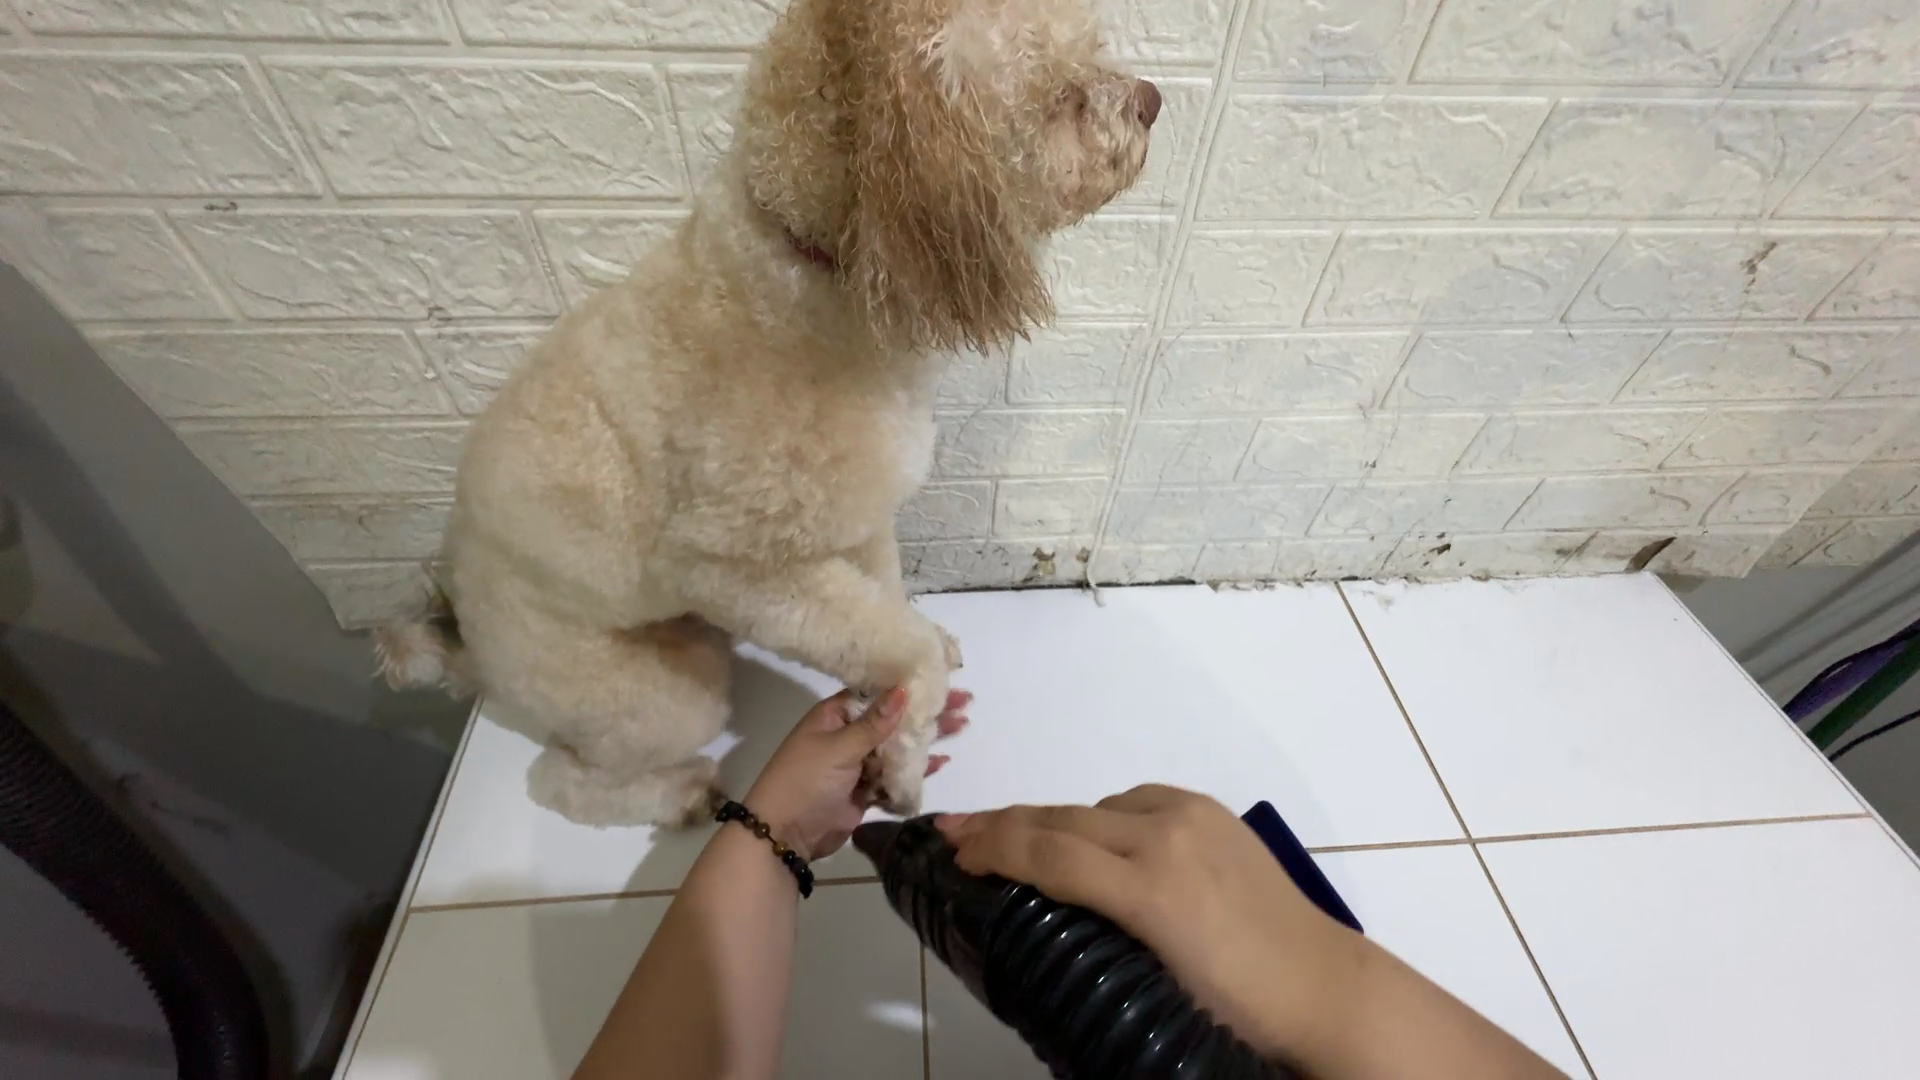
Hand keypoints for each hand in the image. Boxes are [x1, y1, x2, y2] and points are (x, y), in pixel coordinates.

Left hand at [745, 687, 969, 860]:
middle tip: (963, 702)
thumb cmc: (805, 781)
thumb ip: (876, 724)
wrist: (782, 836)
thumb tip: (903, 689)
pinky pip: (894, 775)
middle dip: (925, 712)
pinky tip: (941, 761)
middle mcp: (847, 734)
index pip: (877, 693)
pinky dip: (916, 769)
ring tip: (962, 725)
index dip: (908, 685)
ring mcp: (856, 764)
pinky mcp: (864, 791)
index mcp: (835, 715)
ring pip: (897, 747)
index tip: (940, 677)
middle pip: (893, 719)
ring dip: (926, 738)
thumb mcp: (839, 748)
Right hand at [937, 785, 1363, 1060]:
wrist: (1327, 990)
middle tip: (953, 828)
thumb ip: (1090, 932)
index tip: (953, 849)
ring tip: (1013, 839)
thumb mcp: (1150, 987)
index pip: (1052, 854)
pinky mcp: (1206, 807)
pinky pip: (1132, 802)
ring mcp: (1189, 814)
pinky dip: (1099, 818)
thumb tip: (1041, 906)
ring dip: (1050, 822)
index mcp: (1153, 891)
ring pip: (1093, 807)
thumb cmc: (1235, 1014)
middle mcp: (1166, 835)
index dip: (995, 847)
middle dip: (1002, 823)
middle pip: (1063, 818)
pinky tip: (1089, 838)